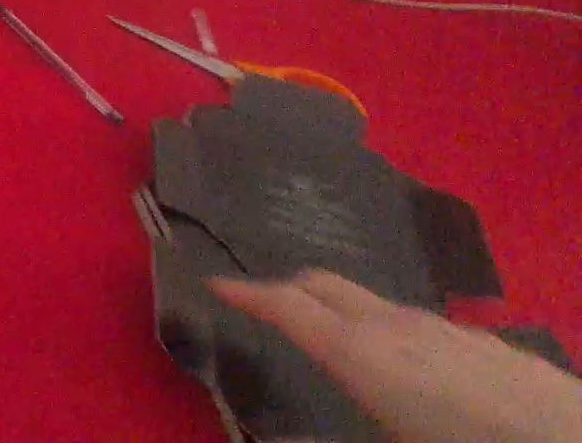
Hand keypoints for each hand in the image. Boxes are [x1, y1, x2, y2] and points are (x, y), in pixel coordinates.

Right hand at [211, 270, 581, 442]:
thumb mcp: (388, 441)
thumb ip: (329, 434)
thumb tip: (272, 440)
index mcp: (356, 350)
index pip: (280, 304)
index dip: (241, 292)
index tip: (213, 283)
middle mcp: (391, 326)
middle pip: (321, 283)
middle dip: (288, 288)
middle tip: (269, 306)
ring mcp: (449, 332)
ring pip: (377, 306)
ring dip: (349, 315)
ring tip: (351, 349)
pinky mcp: (497, 348)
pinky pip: (430, 330)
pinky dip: (405, 339)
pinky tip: (433, 380)